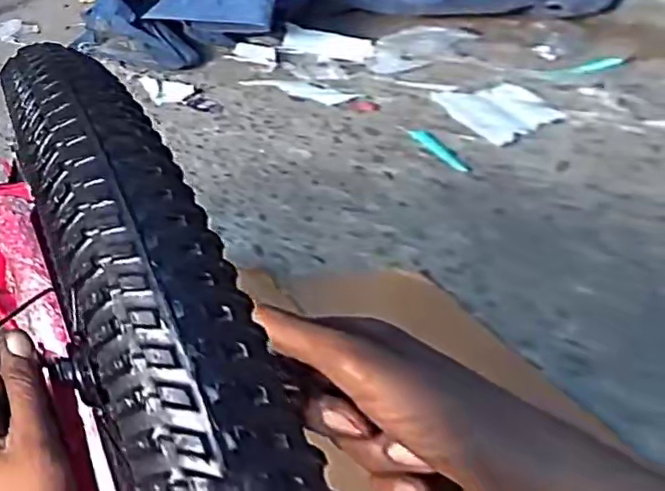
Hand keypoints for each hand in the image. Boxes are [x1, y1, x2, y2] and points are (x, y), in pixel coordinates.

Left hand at [0, 332, 74, 490]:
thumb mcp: (32, 438)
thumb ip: (24, 384)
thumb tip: (17, 338)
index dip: (26, 370)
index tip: (49, 379)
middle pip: (13, 390)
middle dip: (42, 406)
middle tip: (59, 426)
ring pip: (27, 417)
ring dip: (51, 429)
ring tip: (64, 452)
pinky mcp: (8, 468)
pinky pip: (33, 442)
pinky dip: (52, 448)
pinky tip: (64, 466)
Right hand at [258, 306, 664, 490]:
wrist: (548, 490)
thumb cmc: (463, 416)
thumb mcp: (360, 360)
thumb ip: (292, 333)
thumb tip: (232, 307)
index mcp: (354, 342)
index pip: (281, 343)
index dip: (277, 366)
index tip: (287, 385)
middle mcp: (371, 380)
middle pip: (306, 399)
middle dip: (332, 419)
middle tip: (364, 423)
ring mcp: (395, 429)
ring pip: (339, 446)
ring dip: (370, 457)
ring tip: (413, 458)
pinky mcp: (414, 473)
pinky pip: (372, 481)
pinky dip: (393, 485)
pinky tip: (425, 481)